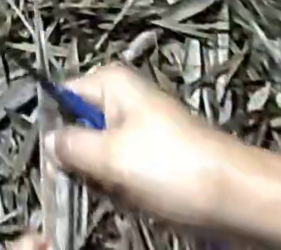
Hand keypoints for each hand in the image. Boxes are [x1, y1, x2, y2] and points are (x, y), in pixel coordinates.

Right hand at [44, 63, 240, 231]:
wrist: (234, 195)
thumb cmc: (168, 165)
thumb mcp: (111, 156)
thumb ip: (71, 146)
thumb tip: (47, 140)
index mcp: (110, 82)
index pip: (64, 95)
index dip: (55, 127)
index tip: (52, 161)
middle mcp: (123, 96)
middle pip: (81, 125)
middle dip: (82, 158)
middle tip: (93, 181)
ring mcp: (140, 124)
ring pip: (101, 152)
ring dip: (103, 177)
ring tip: (120, 192)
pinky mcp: (154, 152)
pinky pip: (123, 166)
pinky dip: (123, 185)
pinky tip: (135, 199)